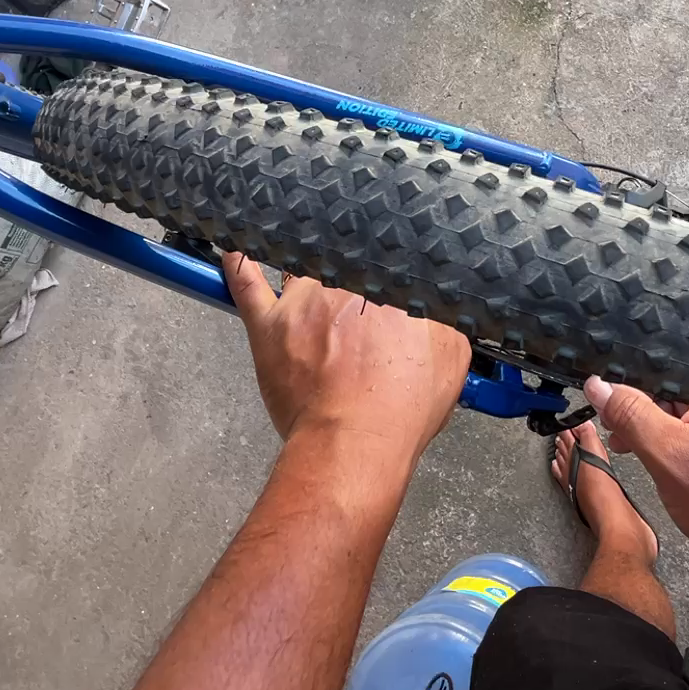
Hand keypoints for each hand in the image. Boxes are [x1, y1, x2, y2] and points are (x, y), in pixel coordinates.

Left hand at [224, 253, 471, 465]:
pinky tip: (236, 247)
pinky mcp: (269, 324)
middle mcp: (345, 279)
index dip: (385, 258)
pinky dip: (240, 262)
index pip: (384, 251)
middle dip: (350, 263)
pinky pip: (247, 282)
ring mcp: (303, 299)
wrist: (356, 442)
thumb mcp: (452, 352)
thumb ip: (442, 313)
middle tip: (358, 282)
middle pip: (344, 255)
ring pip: (302, 265)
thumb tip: (437, 297)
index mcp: (389, 282)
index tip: (388, 264)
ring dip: (308, 261)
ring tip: (310, 256)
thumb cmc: (402, 404)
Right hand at [584, 376, 688, 578]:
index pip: (667, 370)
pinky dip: (680, 443)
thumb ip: (632, 416)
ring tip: (628, 444)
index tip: (602, 398)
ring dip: (657, 428)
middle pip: (678, 392)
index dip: (631, 382)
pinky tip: (662, 458)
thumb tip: (597, 384)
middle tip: (612, 429)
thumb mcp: (668, 454)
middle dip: (641, 408)